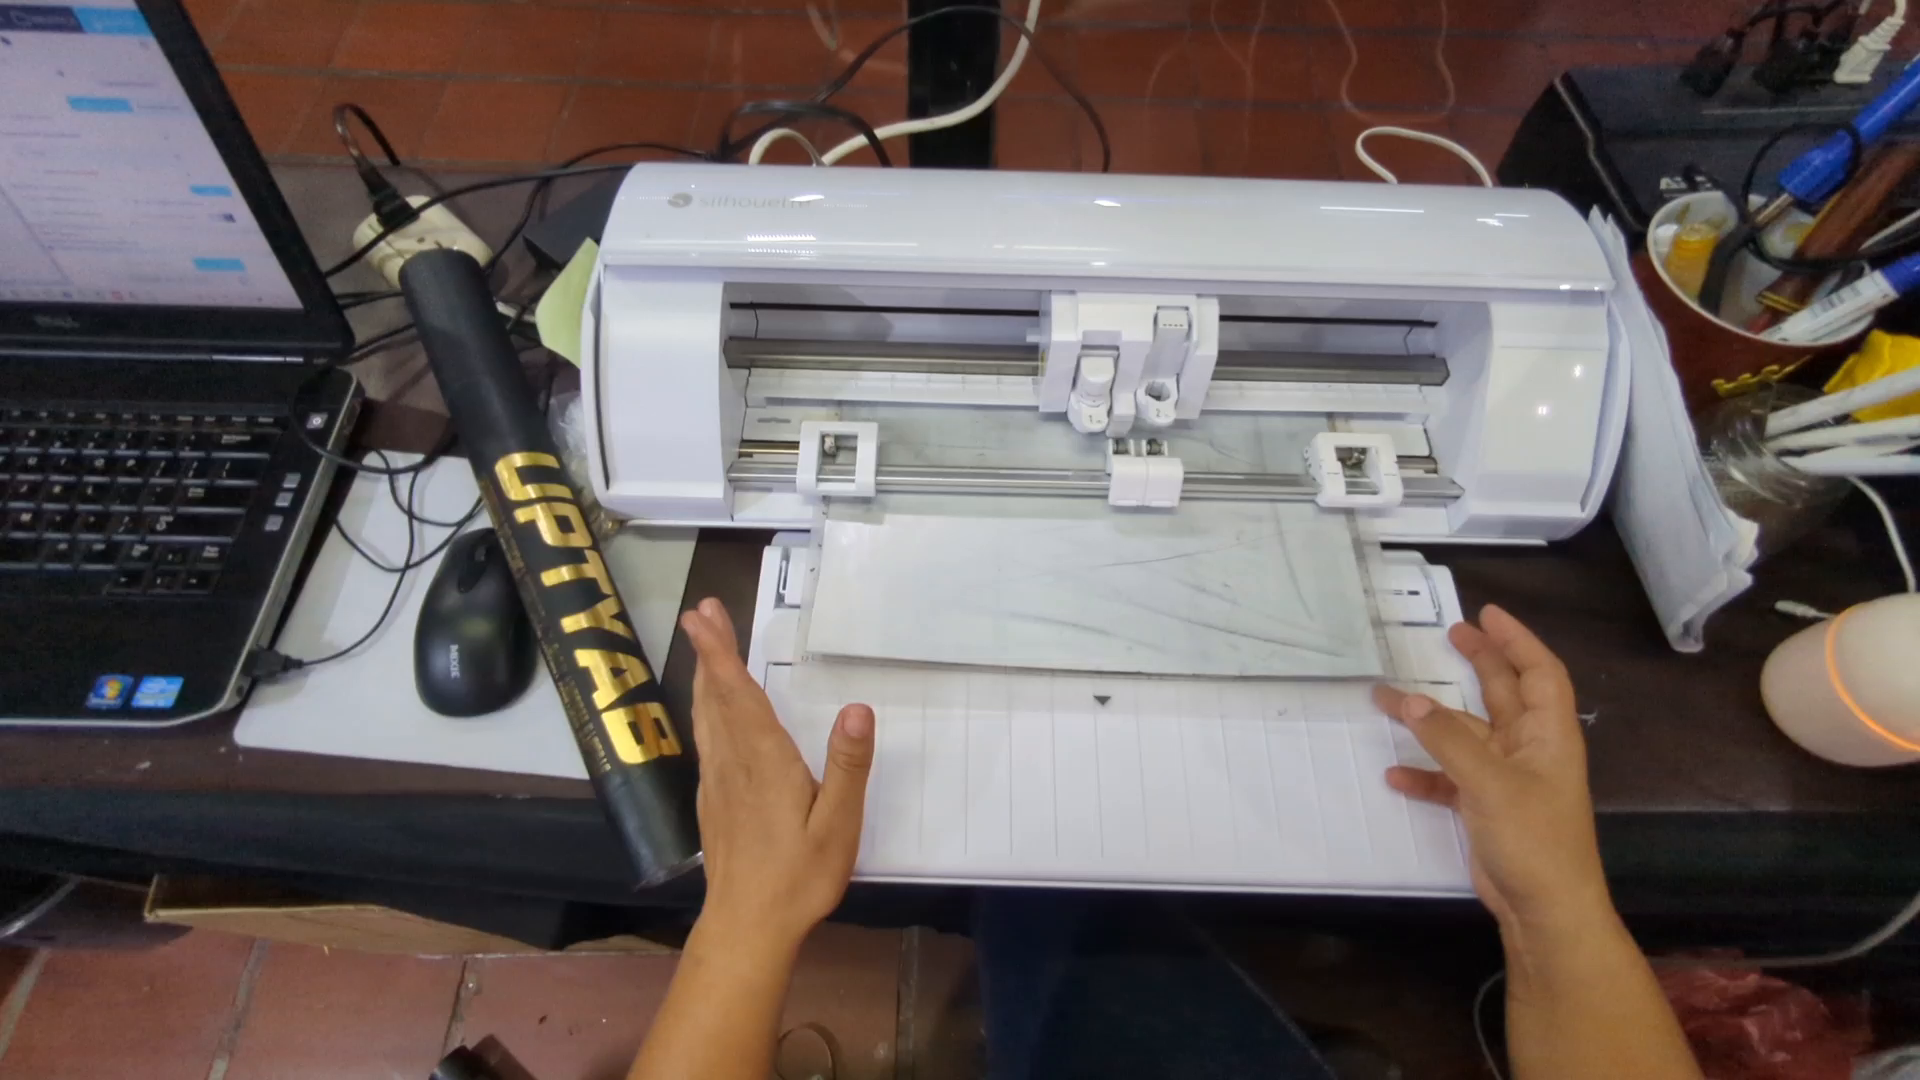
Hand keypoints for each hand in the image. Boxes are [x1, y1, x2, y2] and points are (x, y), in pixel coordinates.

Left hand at [680, 597, 875, 955]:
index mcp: (764, 761)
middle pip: (716, 697)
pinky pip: (708, 737)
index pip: (739, 696)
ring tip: (705, 645)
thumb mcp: (837, 823)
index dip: (721, 653)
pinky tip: (713, 708)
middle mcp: (733, 762)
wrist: (747, 928)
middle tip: (702, 612)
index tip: (704, 617)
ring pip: (707, 716)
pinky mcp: (714, 798)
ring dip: (705, 675)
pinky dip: (707, 706)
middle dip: (709, 651)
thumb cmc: (798, 875)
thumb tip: (858, 707)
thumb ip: (848, 765)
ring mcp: (718, 780)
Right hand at [1374, 604, 1611, 935]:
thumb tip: (1408, 700)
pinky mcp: (1484, 805)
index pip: (1540, 674)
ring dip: (1430, 718)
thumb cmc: (1533, 840)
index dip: (1516, 641)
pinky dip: (1423, 771)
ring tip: (1386, 699)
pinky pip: (1448, 775)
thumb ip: (1447, 739)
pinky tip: (1396, 774)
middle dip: (1481, 661)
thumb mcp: (1489, 783)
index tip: (1485, 614)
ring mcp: (1506, 778)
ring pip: (1465, 732)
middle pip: (1505, 693)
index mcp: (1547, 737)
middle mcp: (1529, 750)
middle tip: (1452, 633)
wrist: (1544, 911)